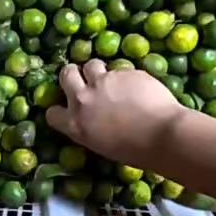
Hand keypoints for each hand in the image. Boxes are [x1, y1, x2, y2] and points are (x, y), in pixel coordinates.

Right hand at [46, 61, 185, 163]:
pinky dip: (126, 77)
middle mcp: (83, 99)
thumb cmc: (135, 150)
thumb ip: (89, 127)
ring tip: (112, 81)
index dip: (60, 108)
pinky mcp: (123, 72)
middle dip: (74, 73)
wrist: (162, 134)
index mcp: (75, 124)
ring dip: (99, 71)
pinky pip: (120, 69)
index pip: (52, 113)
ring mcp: (103, 82)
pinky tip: (138, 88)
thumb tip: (94, 118)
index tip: (70, 107)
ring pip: (92, 65)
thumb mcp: (100, 144)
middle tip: (85, 79)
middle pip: (67, 74)